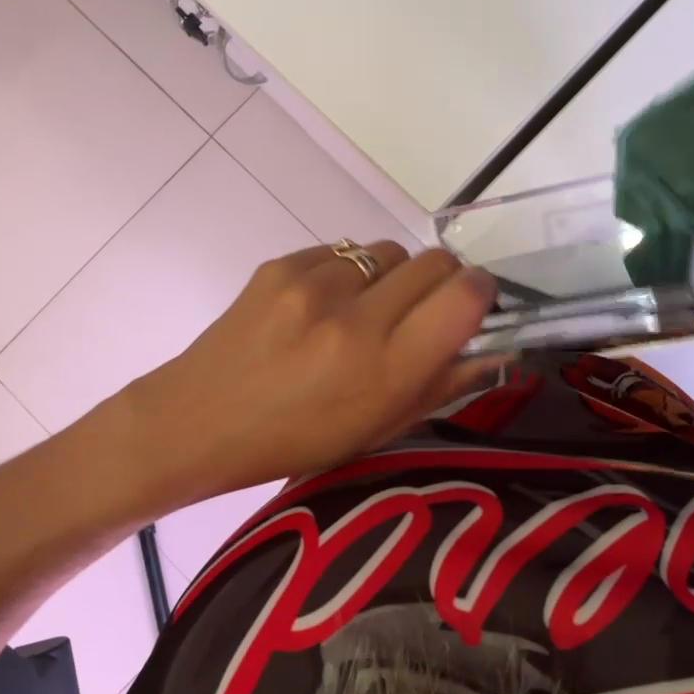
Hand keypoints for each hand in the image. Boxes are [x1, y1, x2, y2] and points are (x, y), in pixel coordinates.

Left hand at [115, 242, 500, 496]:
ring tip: (363, 311)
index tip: (474, 305)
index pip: (465, 297)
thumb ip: (443, 384)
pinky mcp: (281, 265)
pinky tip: (321, 307)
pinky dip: (348, 274)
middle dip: (443, 281)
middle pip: (436, 261)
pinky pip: (343, 252)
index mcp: (385, 369)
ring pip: (389, 251)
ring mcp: (313, 285)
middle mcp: (355, 318)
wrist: (198, 421)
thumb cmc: (297, 442)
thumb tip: (495, 348)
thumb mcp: (379, 430)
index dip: (481, 293)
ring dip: (392, 277)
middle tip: (423, 310)